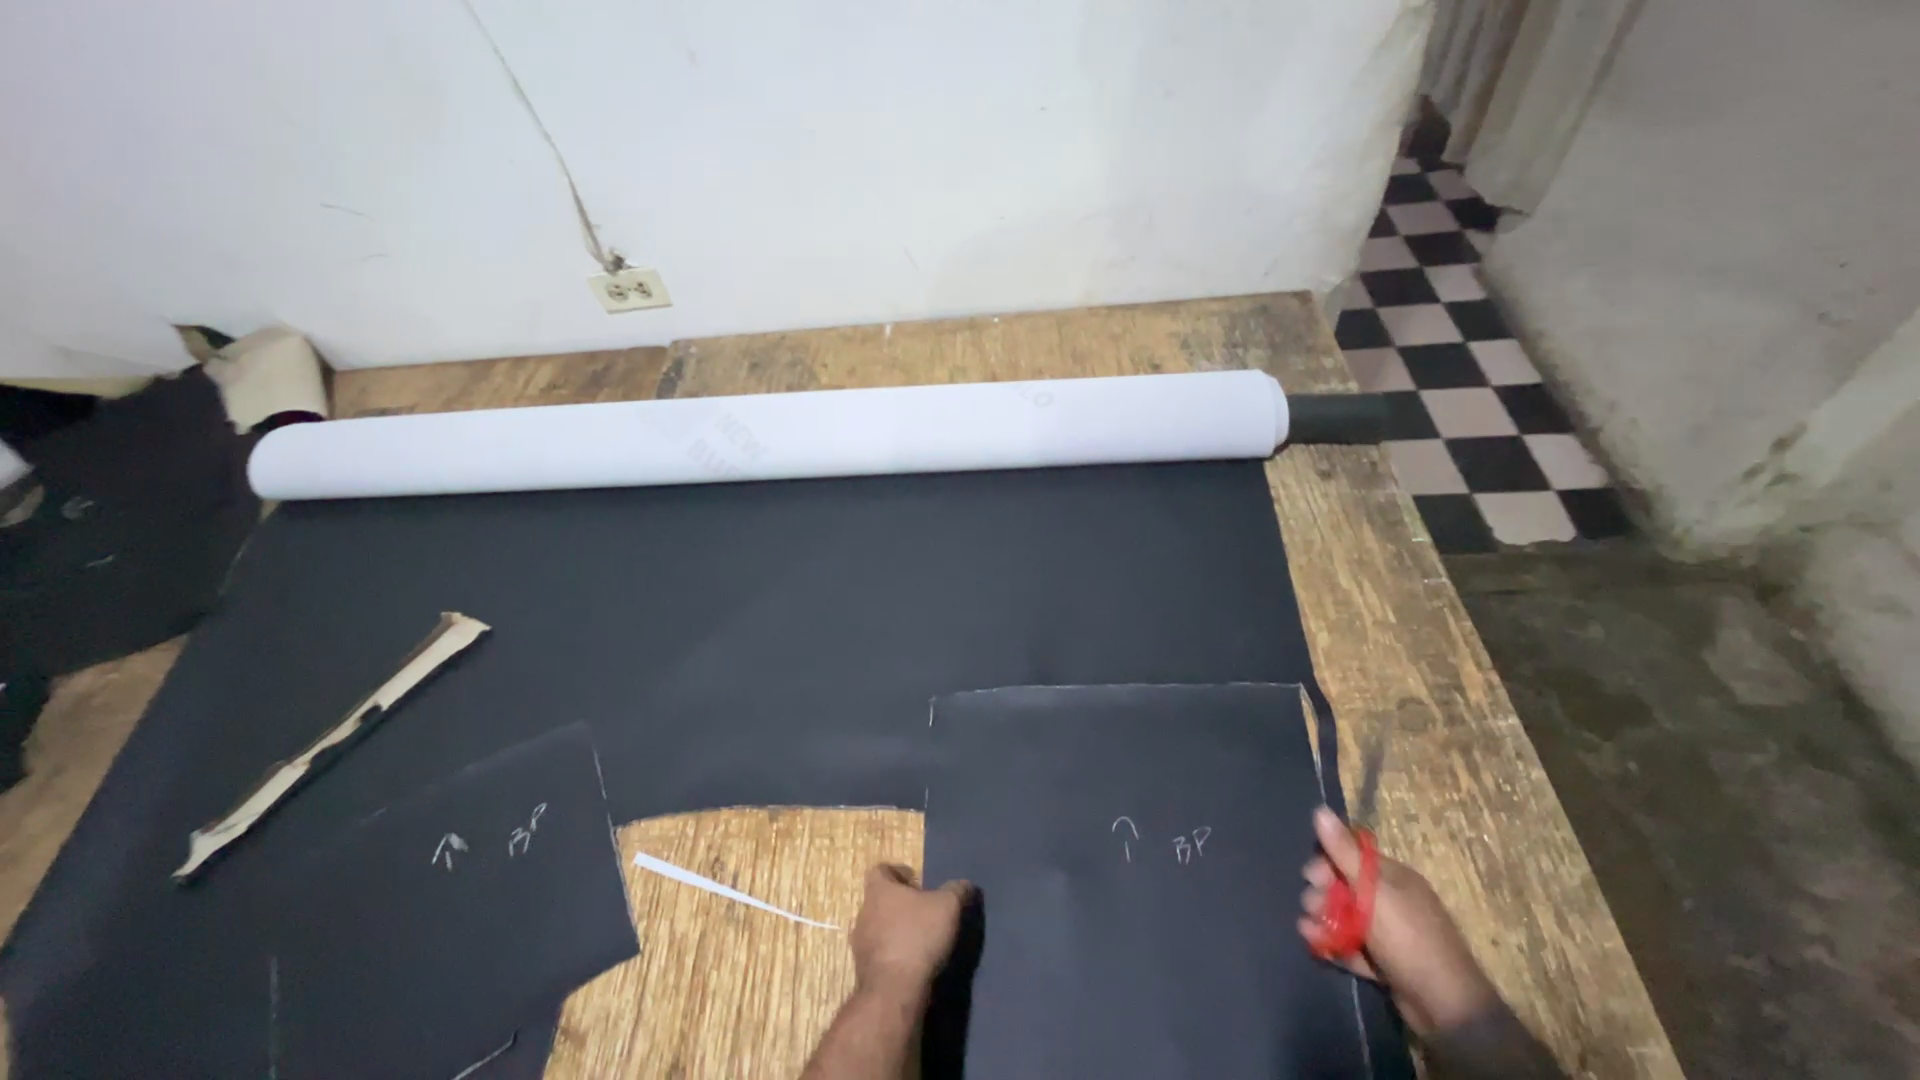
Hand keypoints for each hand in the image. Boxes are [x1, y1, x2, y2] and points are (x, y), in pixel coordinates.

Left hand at [849, 864, 971, 996]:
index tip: (916, 882)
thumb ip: (957, 890)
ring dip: (895, 930)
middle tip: (923, 911)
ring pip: (877, 927)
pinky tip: (912, 962)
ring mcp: (860, 943)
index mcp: (879, 891)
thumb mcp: (948, 906)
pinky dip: (893, 954)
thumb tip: (965, 884)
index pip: (880, 870)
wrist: (895, 989)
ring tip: (919, 939)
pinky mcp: (863, 969)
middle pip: (879, 900)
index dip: (897, 873)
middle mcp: (864, 912)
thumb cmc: (918, 936)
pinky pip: (879, 953)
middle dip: (899, 904)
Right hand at [1298, 808, 1497, 1034]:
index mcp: (1394, 878)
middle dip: (1321, 895)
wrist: (1445, 1007)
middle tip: (1312, 907)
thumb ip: (1344, 854)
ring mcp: (1388, 932)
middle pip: (1344, 887)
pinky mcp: (1383, 961)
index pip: (1352, 856)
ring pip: (1344, 918)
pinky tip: (1316, 945)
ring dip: (1323, 920)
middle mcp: (1391, 900)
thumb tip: (1320, 810)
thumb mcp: (1374, 893)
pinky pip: (1351, 945)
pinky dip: (1334, 944)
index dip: (1327, 862)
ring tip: (1309, 930)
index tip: (1312, 876)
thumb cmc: (1409, 940)